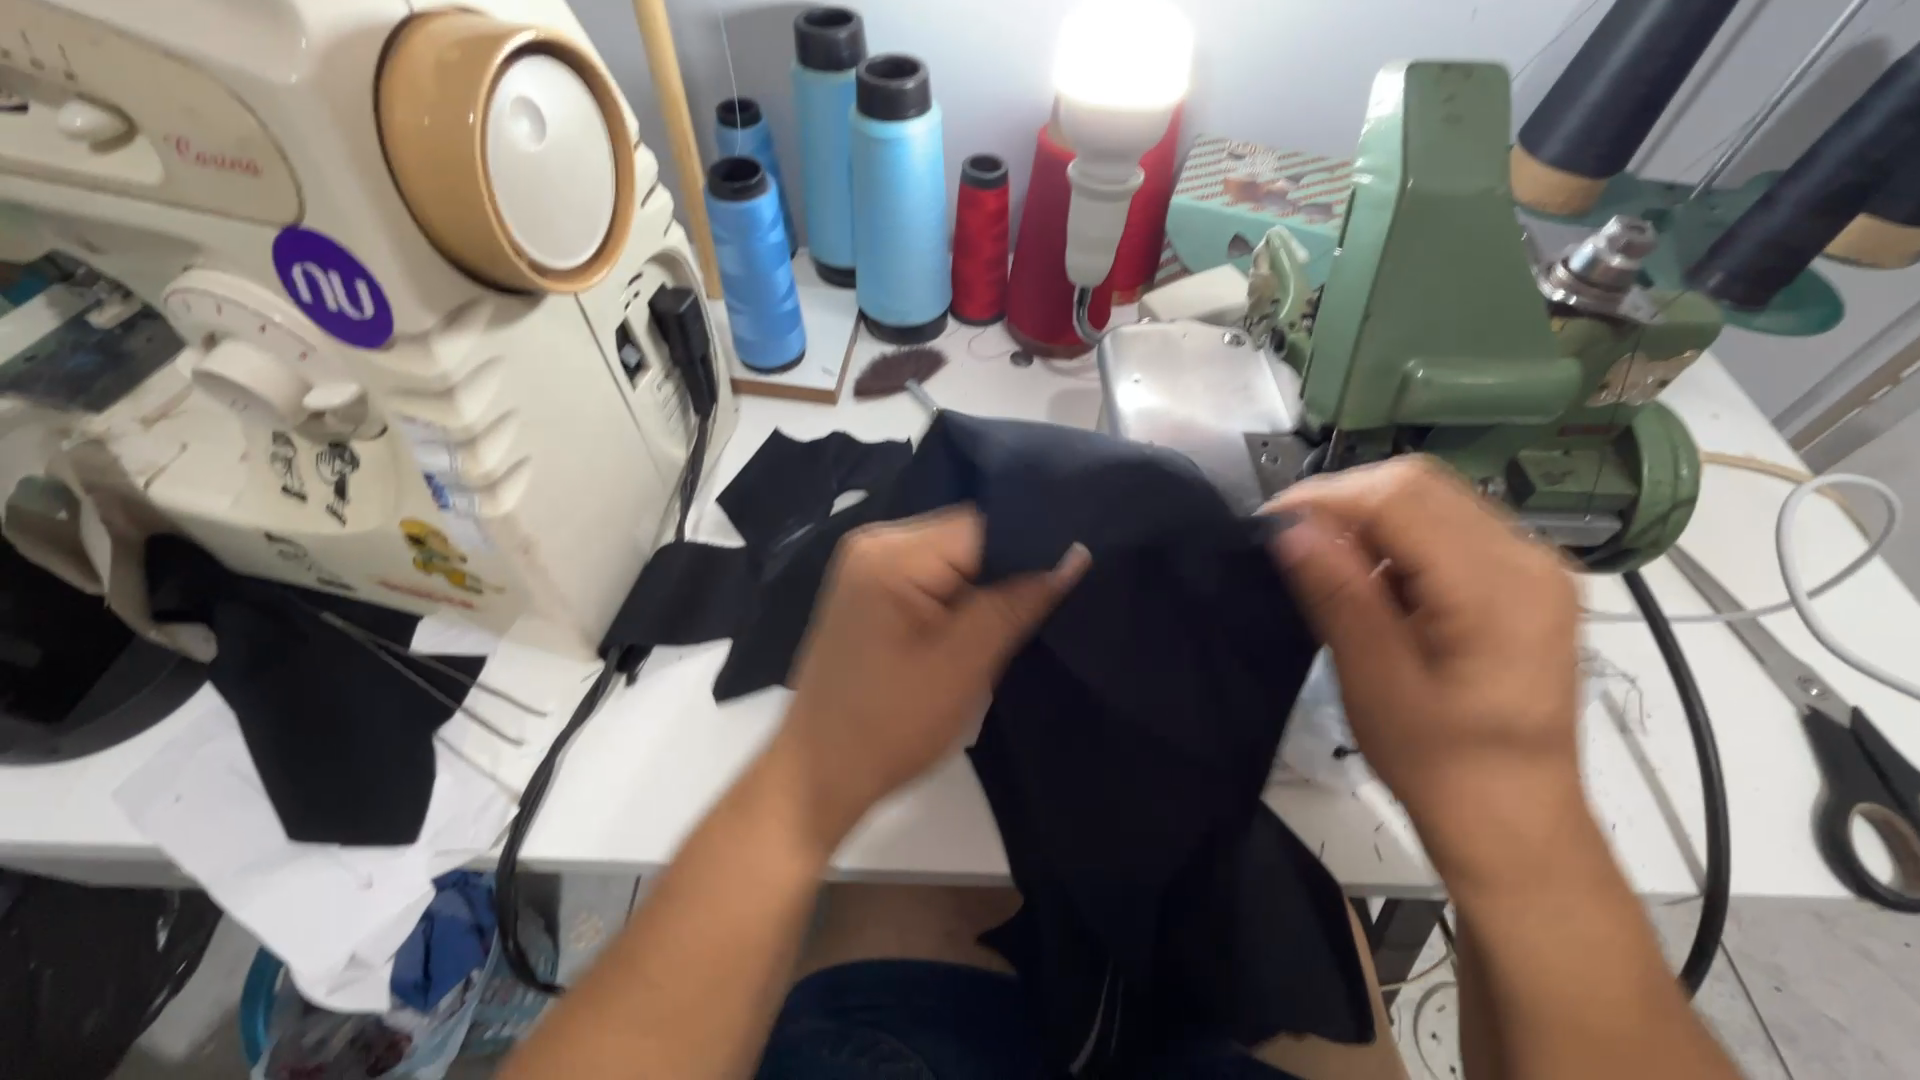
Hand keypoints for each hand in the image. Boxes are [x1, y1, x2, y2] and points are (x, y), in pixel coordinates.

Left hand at [773, 506, 1089, 848]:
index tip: (1074, 569)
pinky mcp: (870, 593)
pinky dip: (961, 598)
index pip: (983, 523)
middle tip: (1055, 598)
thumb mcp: (965, 664)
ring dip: (987, 586)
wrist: (819, 775)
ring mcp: (867, 567)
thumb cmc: (889, 725)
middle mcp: (875, 543)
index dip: (1032, 543)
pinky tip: (980, 626)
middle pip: (968, 535)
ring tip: (1024, 614)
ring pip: (954, 557)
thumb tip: (1074, 555)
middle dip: (1010, 566)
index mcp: (891, 552)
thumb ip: (1019, 602)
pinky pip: (933, 576)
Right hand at [1264, 457, 1586, 879]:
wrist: (1515, 818)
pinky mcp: (1525, 579)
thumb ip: (1338, 595)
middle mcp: (1530, 559)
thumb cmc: (1441, 764)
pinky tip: (1373, 580)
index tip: (1269, 526)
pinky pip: (1450, 526)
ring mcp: (1535, 566)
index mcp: (1498, 588)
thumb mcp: (1376, 682)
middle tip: (1293, 545)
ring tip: (1328, 565)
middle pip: (1420, 485)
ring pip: (1433, 499)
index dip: (1325, 498)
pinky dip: (1398, 538)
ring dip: (1369, 519)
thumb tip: (1289, 529)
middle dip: (1344, 502)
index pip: (1399, 497)